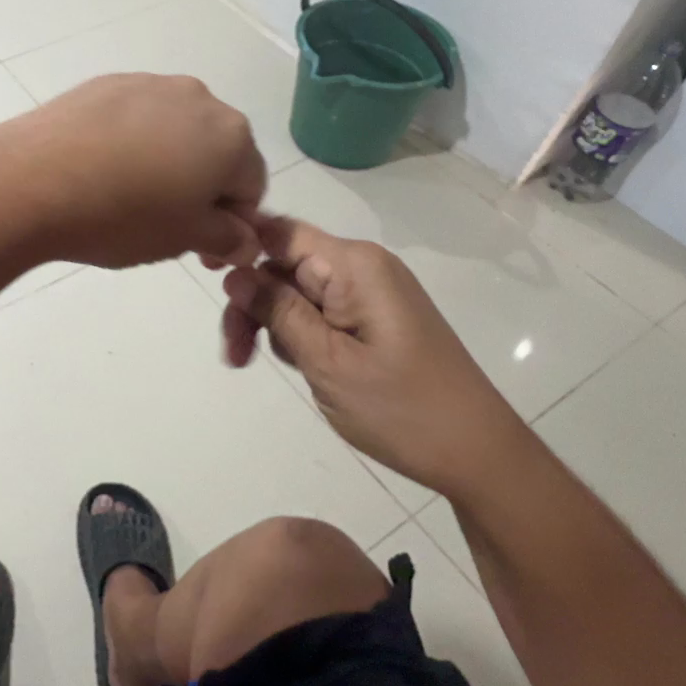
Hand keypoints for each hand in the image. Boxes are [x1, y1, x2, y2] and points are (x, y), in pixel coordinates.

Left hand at [0, 74, 265, 269]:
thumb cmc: (122, 216)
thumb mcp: (183, 239)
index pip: (251, 186)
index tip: (200, 251)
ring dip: (166, 162)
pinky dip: (130, 142)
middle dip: (200, 188)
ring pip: (174, 131)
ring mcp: (149, 84)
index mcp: (231, 136)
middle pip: (215, 151)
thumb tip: (245, 239)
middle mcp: (199, 98)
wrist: (32, 180)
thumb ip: (227, 238)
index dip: (232, 224)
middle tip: (163, 225)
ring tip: (125, 196)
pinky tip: (99, 170)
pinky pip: (134, 117)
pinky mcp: (107, 83)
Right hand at [220, 217, 530, 493]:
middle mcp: (364, 267)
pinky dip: (298, 334)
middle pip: (285, 264)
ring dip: (270, 322)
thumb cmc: (401, 409)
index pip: (280, 231)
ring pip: (298, 290)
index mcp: (355, 265)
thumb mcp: (326, 361)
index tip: (207, 276)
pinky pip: (322, 311)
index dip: (239, 245)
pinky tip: (295, 366)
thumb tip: (235, 271)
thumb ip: (277, 311)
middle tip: (233, 355)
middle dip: (251, 301)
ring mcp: (372, 294)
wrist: (478, 454)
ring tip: (252, 365)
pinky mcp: (376, 320)